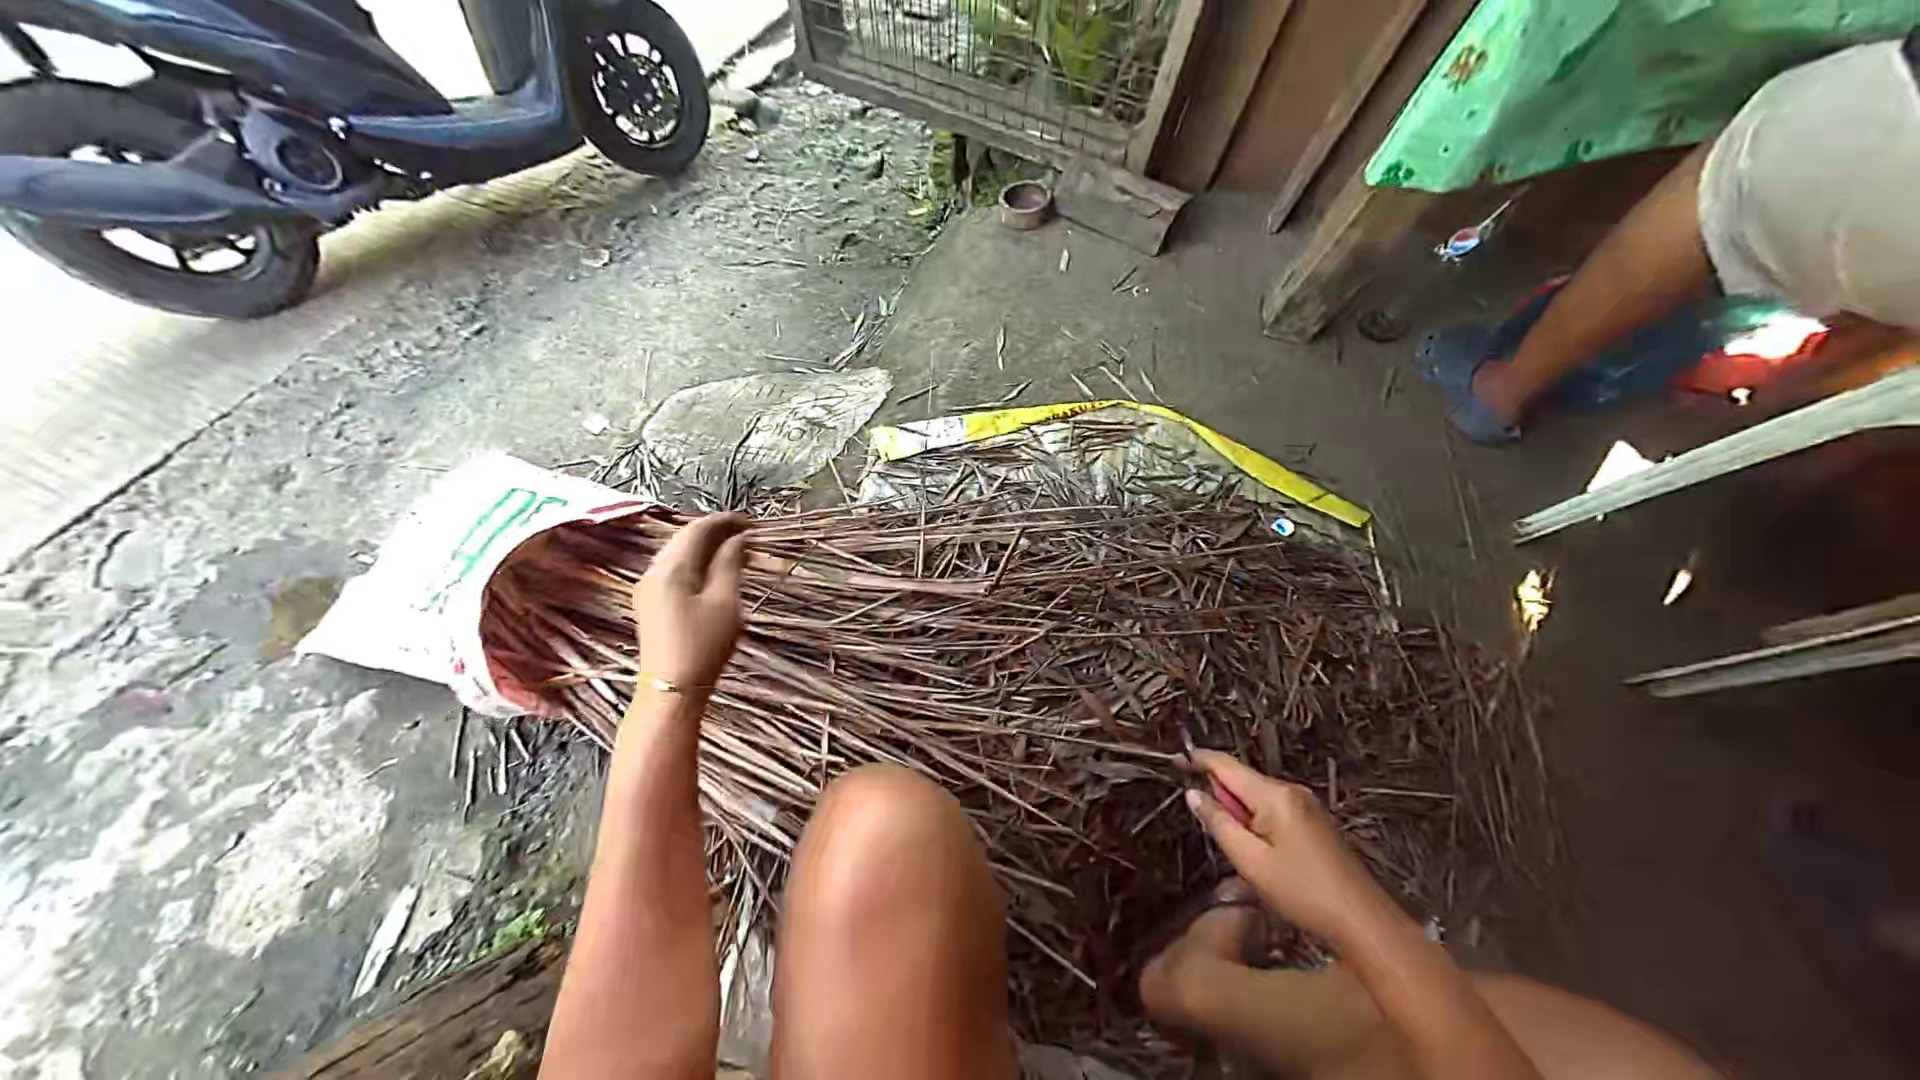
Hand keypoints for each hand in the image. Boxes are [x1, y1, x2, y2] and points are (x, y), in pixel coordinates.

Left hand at [633, 512, 749, 690]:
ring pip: (681, 554)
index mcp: (670, 569)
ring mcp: (649, 588)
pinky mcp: (651, 603)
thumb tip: (738, 539)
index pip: (698, 529)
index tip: (752, 523)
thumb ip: (730, 564)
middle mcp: (653, 572)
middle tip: (749, 537)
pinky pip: (676, 571)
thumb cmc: (703, 645)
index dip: (726, 522)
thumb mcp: (726, 602)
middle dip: (718, 534)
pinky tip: (717, 573)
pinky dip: (699, 565)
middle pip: (686, 539)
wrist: (672, 690)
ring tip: (739, 553)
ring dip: (709, 549)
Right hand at [1185, 749, 1400, 945]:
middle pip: (1242, 780)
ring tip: (1241, 851)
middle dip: (1221, 796)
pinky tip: (1261, 852)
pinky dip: (1257, 820)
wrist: (1365, 923)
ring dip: (1240, 812)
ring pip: (1258, 796)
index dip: (1198, 759)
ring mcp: (1307, 805)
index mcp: (1274, 795)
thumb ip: (1218, 823)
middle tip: (1212, 829)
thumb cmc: (1303, 892)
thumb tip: (1194, 794)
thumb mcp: (1250, 861)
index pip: (1226, 765)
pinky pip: (1275, 808)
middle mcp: (1292, 791)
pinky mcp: (1315, 822)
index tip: (1175, 760)